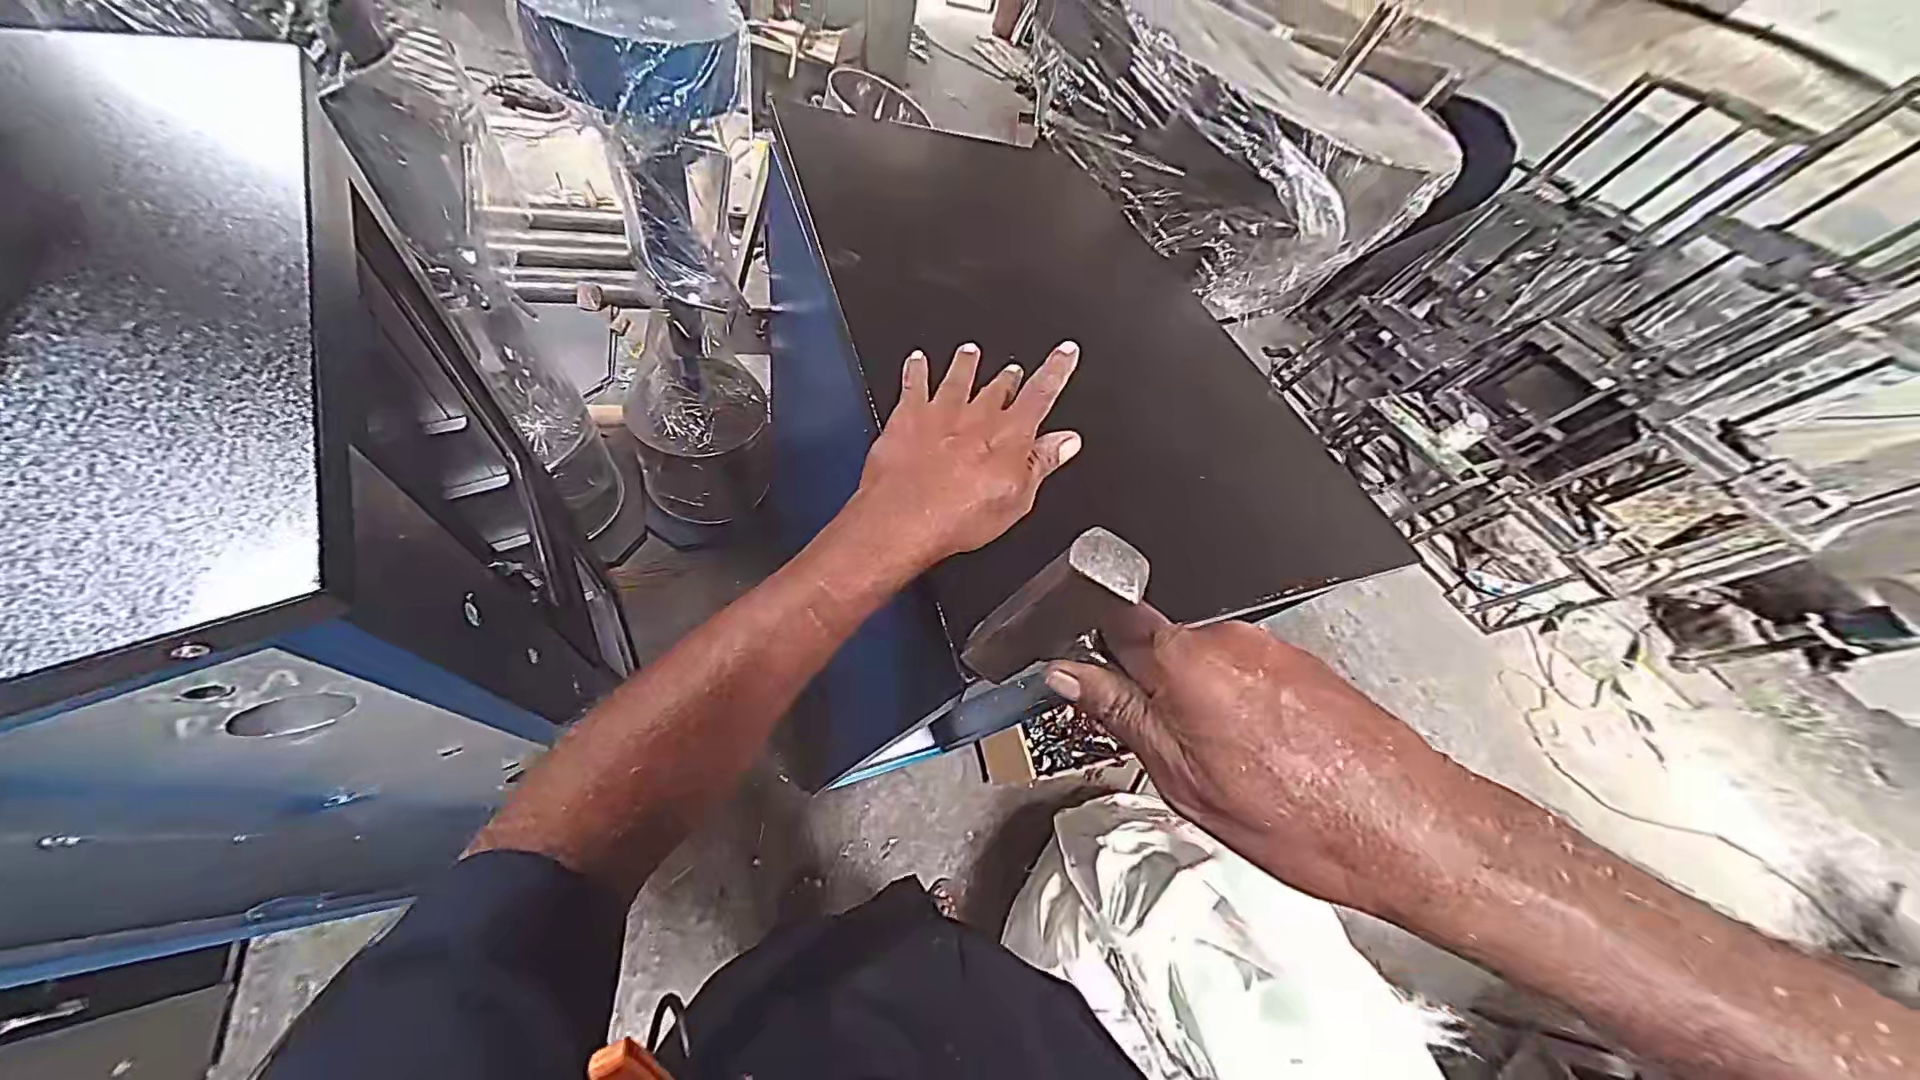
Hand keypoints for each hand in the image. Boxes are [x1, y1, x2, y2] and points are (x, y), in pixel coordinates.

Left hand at [854, 341, 1081, 564]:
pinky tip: (917, 361)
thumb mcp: (1016, 500)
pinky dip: (917, 370)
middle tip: (1013, 369)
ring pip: (957, 378)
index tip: (1065, 352)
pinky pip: (914, 384)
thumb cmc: (957, 517)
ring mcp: (939, 413)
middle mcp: (975, 416)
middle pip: (997, 387)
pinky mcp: (906, 418)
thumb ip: (1042, 464)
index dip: (1057, 370)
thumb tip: (1066, 442)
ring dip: (965, 364)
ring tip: (970, 352)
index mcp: (1008, 435)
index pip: (1041, 393)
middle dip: (1008, 377)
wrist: (903, 518)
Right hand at [1045, 609, 1456, 916]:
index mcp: (1186, 661)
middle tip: (1160, 739)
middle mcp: (1227, 638)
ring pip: (1195, 656)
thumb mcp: (1183, 777)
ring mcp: (1266, 644)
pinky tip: (1255, 747)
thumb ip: (1119, 713)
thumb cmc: (1306, 817)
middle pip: (1154, 640)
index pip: (1111, 620)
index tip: (1089, 680)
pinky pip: (1236, 665)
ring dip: (1190, 693)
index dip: (1091, 650)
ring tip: (1220, 753)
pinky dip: (1230, 697)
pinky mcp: (1295, 658)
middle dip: (1144, 682)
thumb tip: (1070, 676)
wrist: (1410, 827)